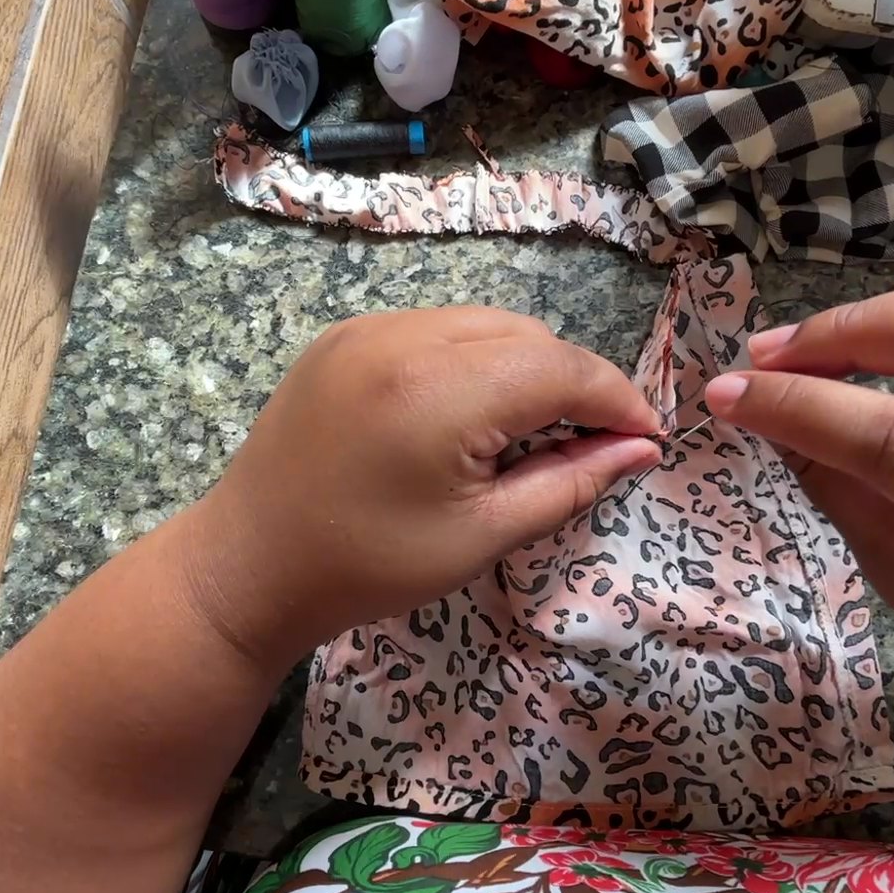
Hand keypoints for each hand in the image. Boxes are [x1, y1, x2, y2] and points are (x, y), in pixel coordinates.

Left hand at [174, 307, 661, 670]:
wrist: (247, 565)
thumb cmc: (365, 567)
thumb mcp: (481, 536)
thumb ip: (568, 482)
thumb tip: (638, 449)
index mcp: (438, 389)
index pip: (559, 367)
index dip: (615, 397)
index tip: (646, 436)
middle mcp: (402, 335)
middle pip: (525, 335)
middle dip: (569, 382)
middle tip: (586, 442)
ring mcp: (366, 328)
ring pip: (482, 325)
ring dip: (522, 367)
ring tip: (526, 429)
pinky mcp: (343, 336)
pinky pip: (435, 330)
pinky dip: (471, 360)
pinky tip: (465, 410)